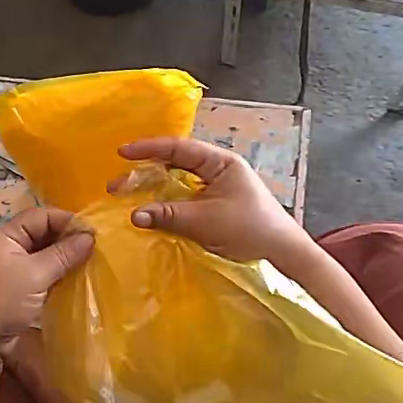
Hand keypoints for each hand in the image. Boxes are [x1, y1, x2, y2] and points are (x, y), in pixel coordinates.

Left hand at [0, 208, 93, 355]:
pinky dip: (58, 274)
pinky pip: (42, 274)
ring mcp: (11, 270)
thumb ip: (64, 254)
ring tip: (91, 262)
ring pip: (44, 255)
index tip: (94, 231)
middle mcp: (7, 248)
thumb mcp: (35, 274)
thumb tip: (90, 237)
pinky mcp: (17, 290)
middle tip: (97, 247)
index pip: (41, 216)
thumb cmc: (1, 301)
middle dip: (68, 239)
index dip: (67, 220)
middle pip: (43, 234)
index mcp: (5, 235)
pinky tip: (76, 278)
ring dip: (65, 258)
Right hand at [117, 138, 311, 266]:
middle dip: (146, 171)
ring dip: (154, 188)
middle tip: (118, 185)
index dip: (149, 149)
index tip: (123, 152)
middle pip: (175, 163)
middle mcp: (218, 170)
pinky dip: (166, 203)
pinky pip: (185, 199)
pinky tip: (151, 211)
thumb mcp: (206, 222)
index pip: (179, 148)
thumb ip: (169, 215)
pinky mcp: (216, 208)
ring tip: (128, 196)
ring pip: (178, 182)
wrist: (283, 254)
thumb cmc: (251, 230)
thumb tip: (134, 215)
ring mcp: (218, 189)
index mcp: (221, 163)